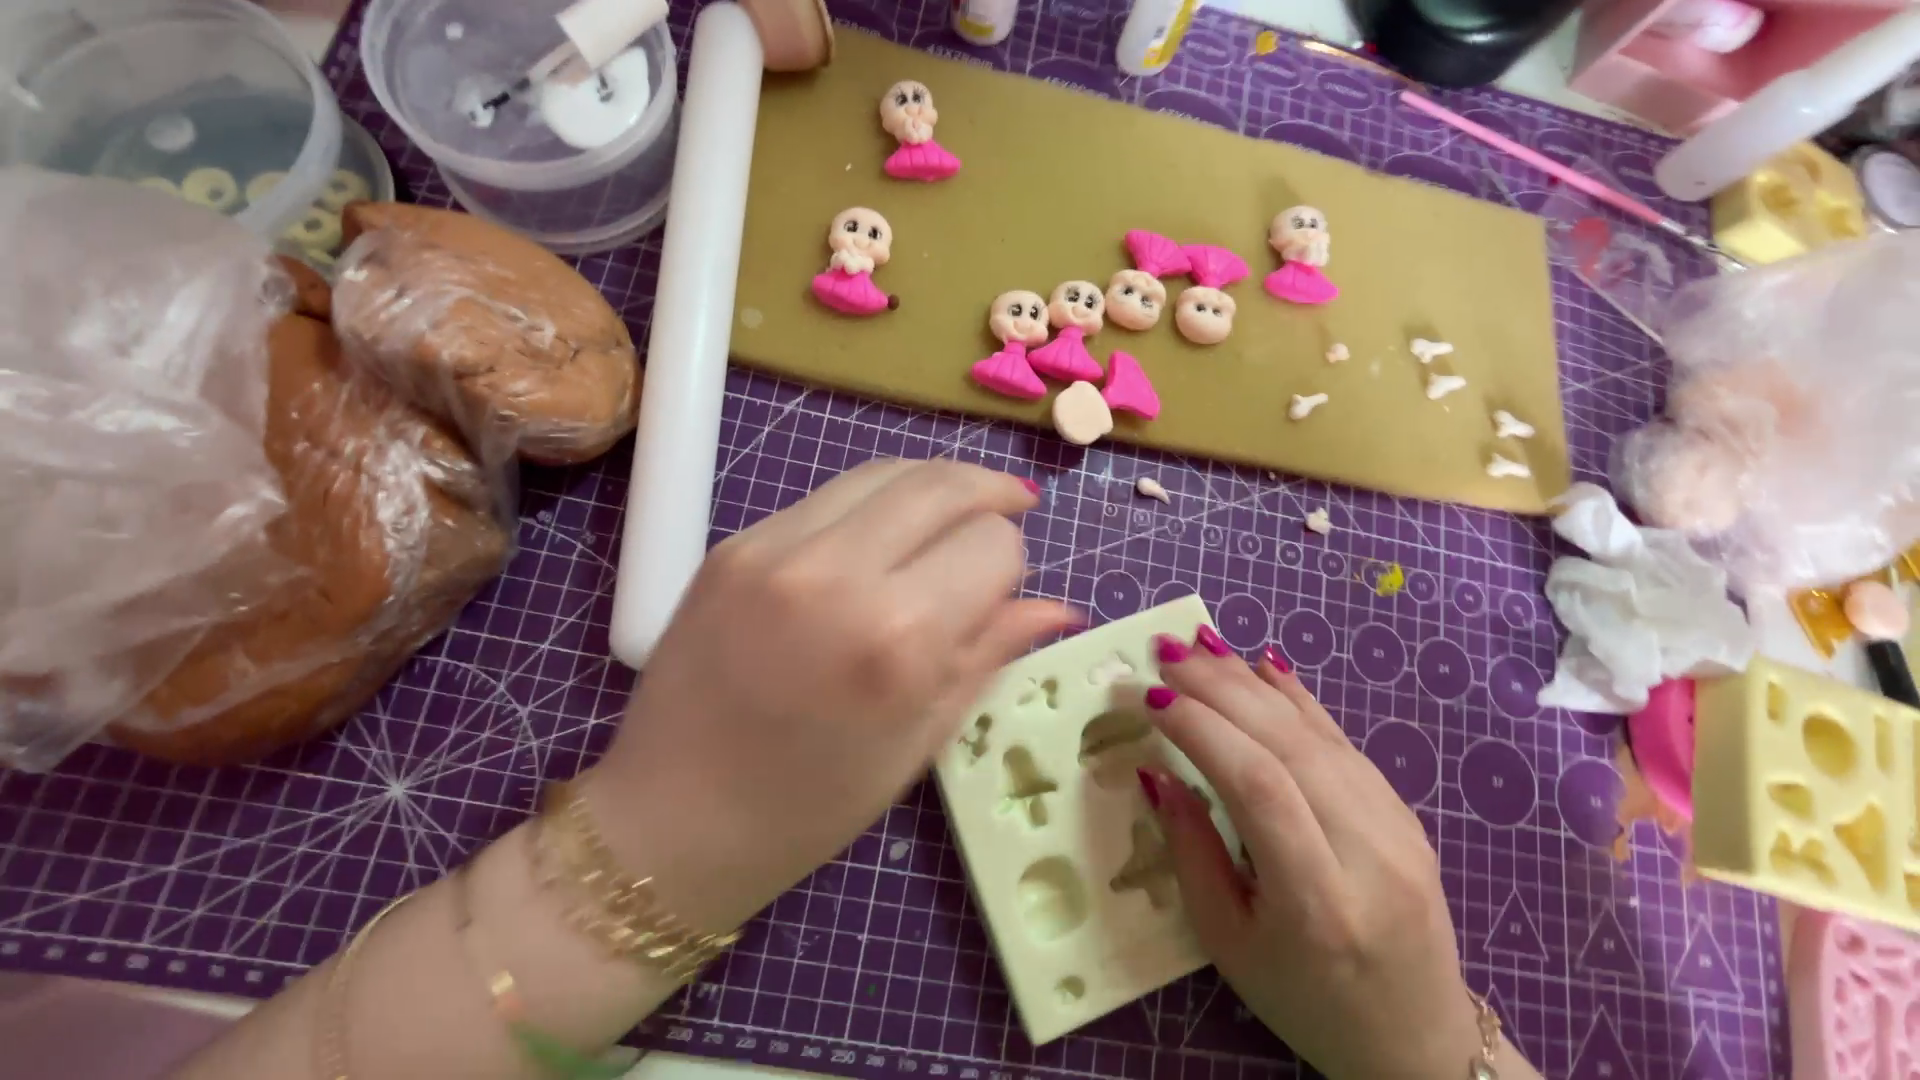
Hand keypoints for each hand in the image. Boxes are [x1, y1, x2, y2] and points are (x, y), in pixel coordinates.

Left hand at [585, 460, 1077, 930]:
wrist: (671, 819)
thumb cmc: (811, 805)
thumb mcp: (919, 742)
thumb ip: (988, 655)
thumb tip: (1058, 606)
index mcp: (896, 638)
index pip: (991, 545)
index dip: (1010, 566)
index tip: (1001, 594)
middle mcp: (836, 572)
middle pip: (942, 484)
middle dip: (988, 493)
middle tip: (1010, 509)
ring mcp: (775, 548)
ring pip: (885, 472)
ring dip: (932, 488)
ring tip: (950, 516)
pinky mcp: (734, 543)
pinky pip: (828, 497)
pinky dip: (872, 506)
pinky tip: (880, 538)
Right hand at [1140, 632, 1505, 1079]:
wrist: (1420, 1042)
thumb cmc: (1306, 1002)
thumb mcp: (1228, 943)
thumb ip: (1192, 853)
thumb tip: (1158, 773)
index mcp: (1318, 900)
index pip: (1257, 785)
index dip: (1201, 730)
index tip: (1148, 698)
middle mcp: (1368, 851)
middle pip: (1287, 744)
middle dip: (1218, 688)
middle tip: (1164, 653)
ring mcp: (1398, 826)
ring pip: (1316, 732)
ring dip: (1251, 682)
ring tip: (1199, 648)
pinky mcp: (1405, 812)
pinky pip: (1343, 741)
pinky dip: (1297, 698)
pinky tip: (1262, 667)